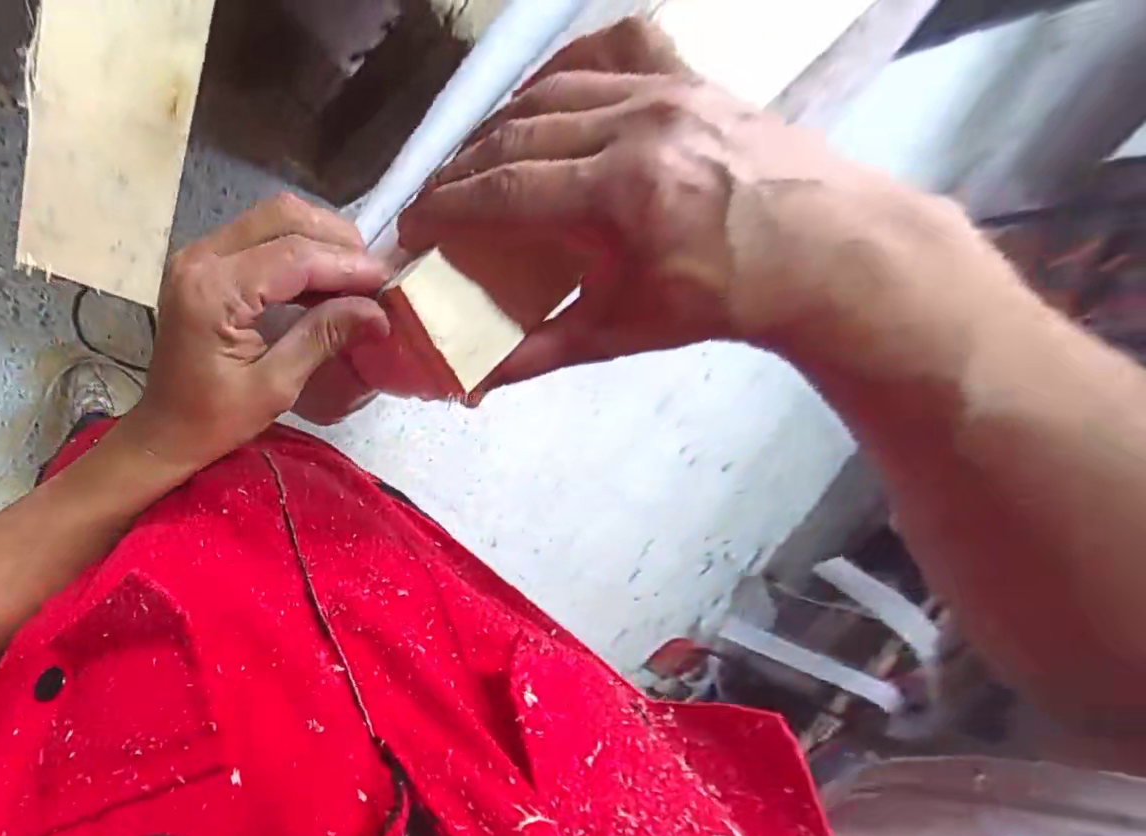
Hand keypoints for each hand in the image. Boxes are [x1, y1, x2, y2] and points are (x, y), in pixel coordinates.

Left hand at [117, 195, 389, 470]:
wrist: (163, 432)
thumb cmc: (212, 422)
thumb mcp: (273, 387)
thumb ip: (322, 338)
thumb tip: (378, 312)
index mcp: (212, 291)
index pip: (294, 256)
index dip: (346, 265)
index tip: (388, 280)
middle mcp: (199, 259)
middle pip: (282, 218)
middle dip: (335, 241)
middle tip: (371, 275)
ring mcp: (195, 257)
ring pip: (270, 220)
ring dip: (316, 240)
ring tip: (352, 276)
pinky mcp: (199, 265)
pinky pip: (255, 238)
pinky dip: (292, 250)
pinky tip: (320, 277)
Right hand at [399, 17, 937, 392]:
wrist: (828, 252)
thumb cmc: (717, 299)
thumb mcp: (613, 335)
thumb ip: (532, 355)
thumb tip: (469, 385)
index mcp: (619, 192)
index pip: (502, 188)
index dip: (443, 206)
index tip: (409, 226)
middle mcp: (639, 125)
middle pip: (513, 135)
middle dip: (456, 171)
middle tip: (428, 204)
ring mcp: (669, 90)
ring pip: (551, 89)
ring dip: (495, 126)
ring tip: (468, 163)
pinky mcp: (692, 75)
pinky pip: (613, 47)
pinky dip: (563, 67)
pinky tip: (539, 95)